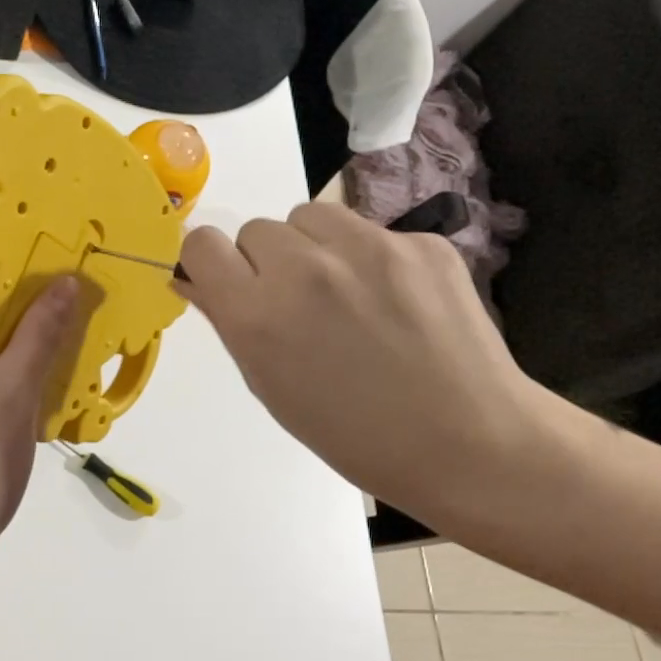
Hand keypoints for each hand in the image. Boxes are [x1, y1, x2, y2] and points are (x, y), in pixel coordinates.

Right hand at [176, 202, 558, 509]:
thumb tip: (194, 281)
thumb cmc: (351, 433)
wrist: (466, 443)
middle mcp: (304, 269)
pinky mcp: (421, 243)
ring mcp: (369, 248)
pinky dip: (370, 259)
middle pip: (257, 229)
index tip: (229, 281)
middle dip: (267, 261)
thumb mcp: (269, 386)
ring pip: (310, 216)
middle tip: (298, 304)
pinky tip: (395, 302)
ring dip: (313, 246)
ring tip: (344, 293)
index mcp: (258, 314)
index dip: (211, 262)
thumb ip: (229, 323)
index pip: (203, 244)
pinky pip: (371, 231)